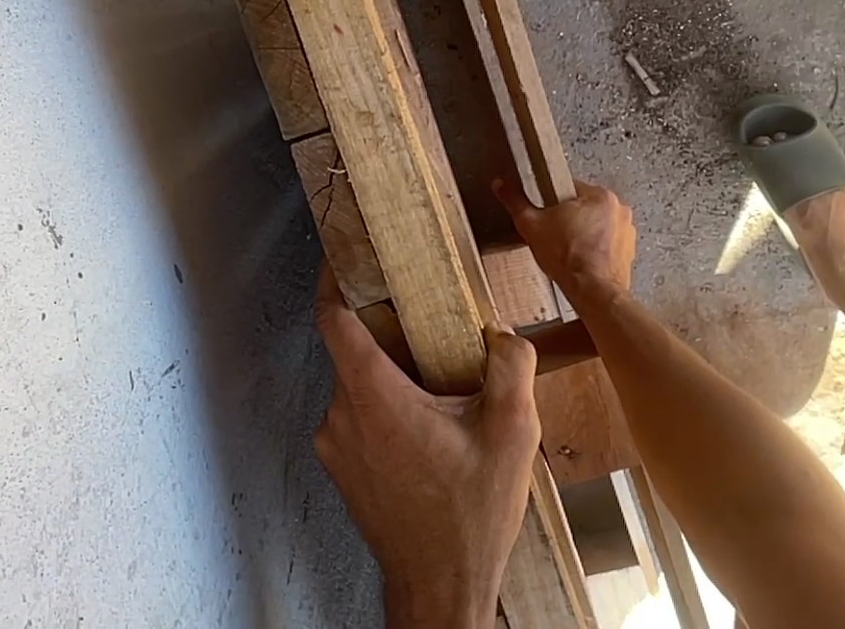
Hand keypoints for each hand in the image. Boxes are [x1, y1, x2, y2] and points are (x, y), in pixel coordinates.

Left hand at [312, 265, 539, 628]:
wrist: (440, 589)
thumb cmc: (470, 515)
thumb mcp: (512, 435)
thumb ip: (511, 368)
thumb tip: (503, 334)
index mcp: (373, 396)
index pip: (333, 318)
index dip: (332, 280)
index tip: (341, 255)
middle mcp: (341, 415)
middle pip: (353, 351)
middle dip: (387, 336)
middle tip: (429, 334)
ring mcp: (335, 445)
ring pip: (356, 386)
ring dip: (390, 378)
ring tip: (438, 393)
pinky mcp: (341, 468)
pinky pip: (356, 417)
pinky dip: (383, 409)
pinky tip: (426, 431)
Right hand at [493, 178, 635, 299]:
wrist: (592, 292)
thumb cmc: (567, 258)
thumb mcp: (531, 225)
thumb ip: (515, 202)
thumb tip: (500, 185)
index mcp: (598, 195)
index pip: (569, 187)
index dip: (551, 201)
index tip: (544, 214)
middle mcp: (618, 209)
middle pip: (584, 206)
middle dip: (569, 218)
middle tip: (553, 233)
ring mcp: (627, 231)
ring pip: (596, 224)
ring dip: (584, 232)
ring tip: (566, 248)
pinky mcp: (629, 251)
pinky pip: (607, 243)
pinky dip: (595, 248)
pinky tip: (580, 259)